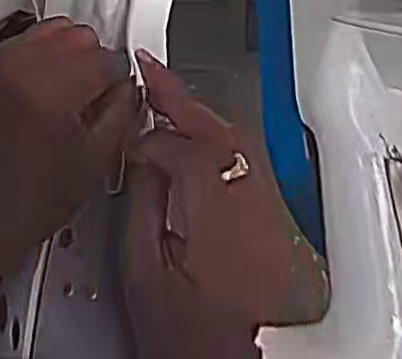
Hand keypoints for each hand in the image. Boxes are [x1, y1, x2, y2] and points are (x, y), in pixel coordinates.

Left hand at [0, 18, 141, 289]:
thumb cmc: (39, 195)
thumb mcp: (99, 157)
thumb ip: (125, 107)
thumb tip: (131, 81)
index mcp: (51, 93)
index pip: (107, 60)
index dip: (121, 80)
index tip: (119, 95)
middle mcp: (24, 68)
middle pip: (85, 38)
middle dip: (98, 64)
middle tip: (96, 96)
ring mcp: (8, 60)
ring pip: (63, 29)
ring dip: (76, 53)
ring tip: (74, 89)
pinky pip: (40, 33)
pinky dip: (54, 49)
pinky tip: (56, 80)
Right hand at [123, 52, 328, 358]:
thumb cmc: (191, 341)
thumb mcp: (144, 275)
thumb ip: (141, 205)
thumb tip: (141, 159)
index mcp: (218, 225)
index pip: (186, 152)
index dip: (152, 139)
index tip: (130, 142)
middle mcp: (252, 211)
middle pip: (217, 132)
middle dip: (179, 96)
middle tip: (149, 70)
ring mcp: (267, 214)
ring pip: (235, 139)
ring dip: (198, 111)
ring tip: (165, 93)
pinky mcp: (272, 220)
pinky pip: (244, 158)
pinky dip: (215, 134)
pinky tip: (193, 130)